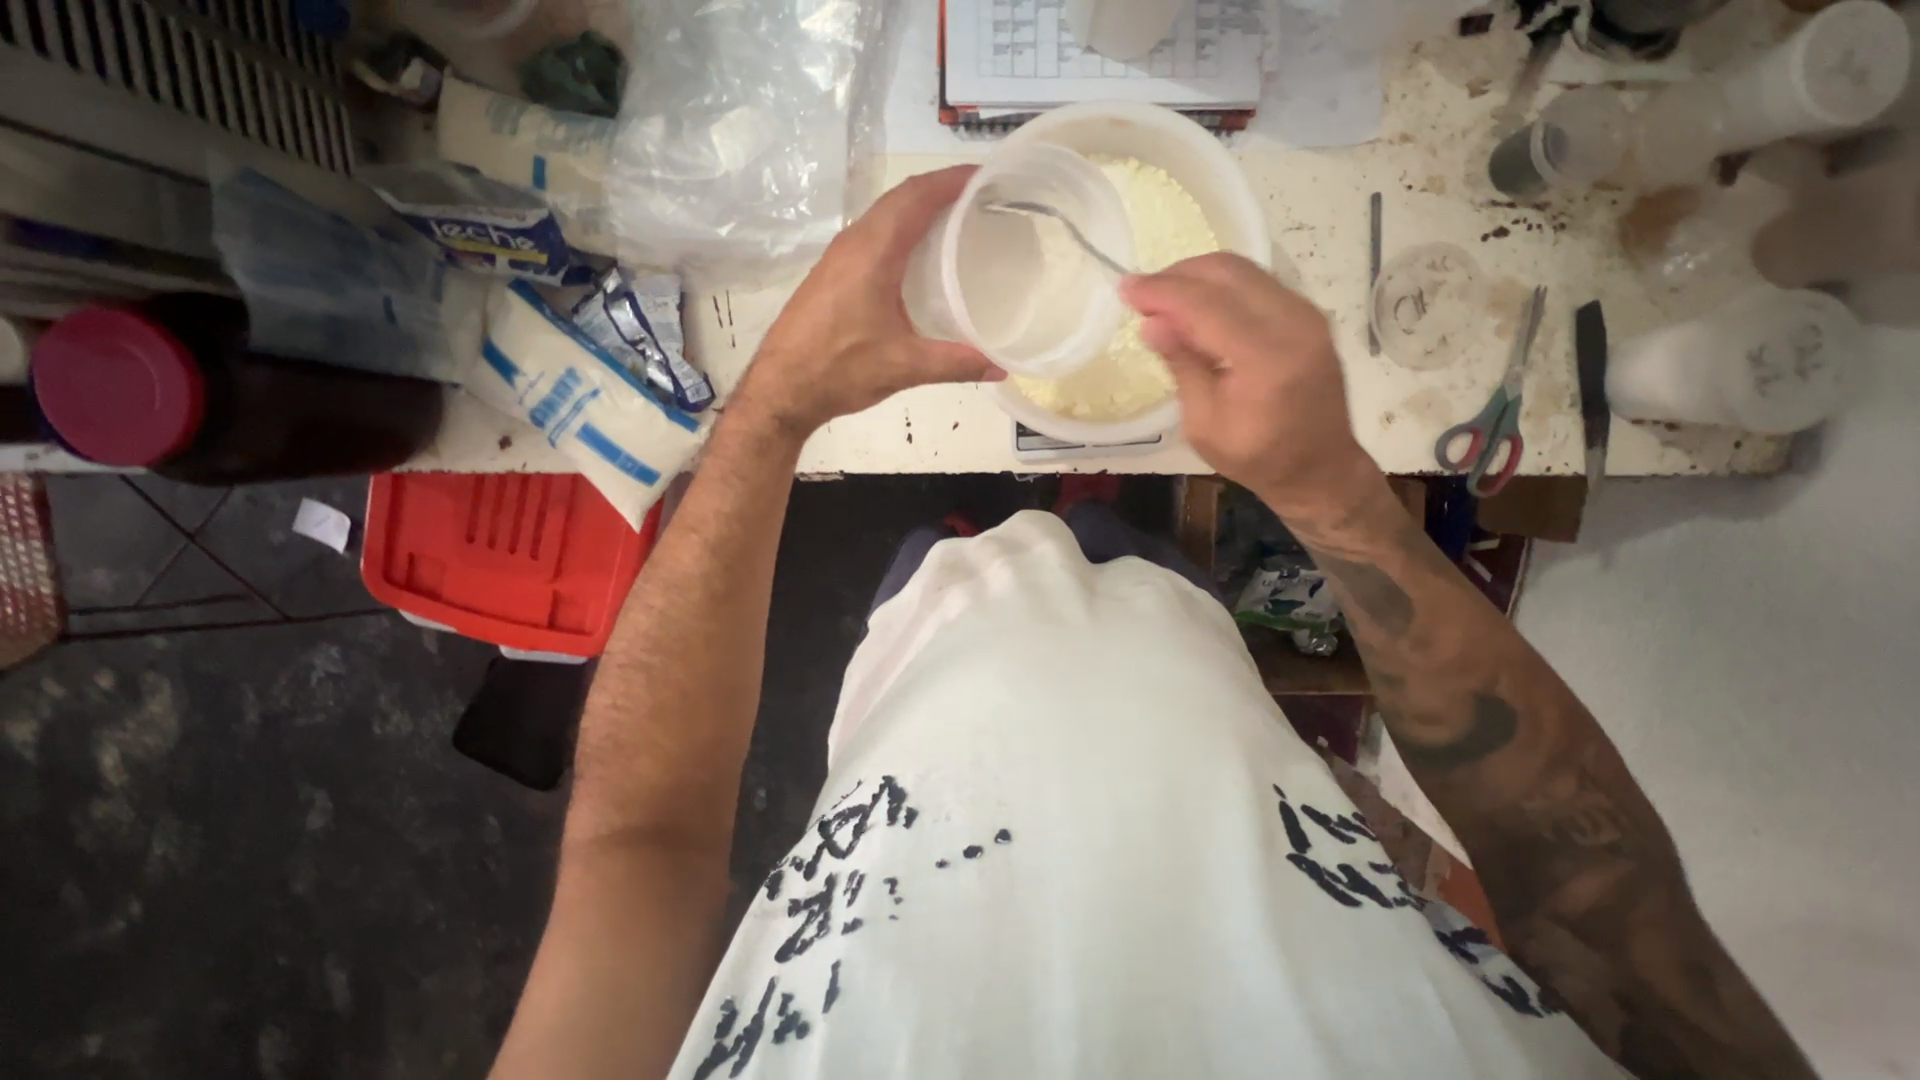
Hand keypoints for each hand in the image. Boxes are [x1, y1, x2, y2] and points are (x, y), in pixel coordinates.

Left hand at [730, 166, 1001, 438]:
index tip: (987, 176)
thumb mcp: (904, 367)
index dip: (952, 180)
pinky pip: (873, 237)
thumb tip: (1000, 368)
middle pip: (901, 199)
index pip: (916, 197)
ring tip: (956, 221)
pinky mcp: (832, 275)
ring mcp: (838, 258)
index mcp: (873, 252)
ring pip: (884, 217)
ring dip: (918, 209)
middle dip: (940, 190)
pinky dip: (901, 232)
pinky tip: (918, 258)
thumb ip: (956, 364)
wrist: (781, 389)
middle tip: (980, 197)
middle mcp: (854, 244)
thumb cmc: (839, 370)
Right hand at [1122, 254, 1379, 517]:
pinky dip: (1222, 285)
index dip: (1161, 292)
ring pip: (1243, 270)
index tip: (1125, 289)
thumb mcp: (1203, 425)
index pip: (1205, 305)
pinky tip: (1197, 304)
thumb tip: (1151, 323)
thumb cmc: (1257, 457)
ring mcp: (1306, 314)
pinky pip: (1258, 282)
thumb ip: (1182, 366)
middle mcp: (1292, 324)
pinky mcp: (1308, 314)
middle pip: (1226, 273)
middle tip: (1142, 293)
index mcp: (1265, 359)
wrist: (1321, 467)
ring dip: (1198, 276)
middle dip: (1177, 276)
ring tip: (1164, 298)